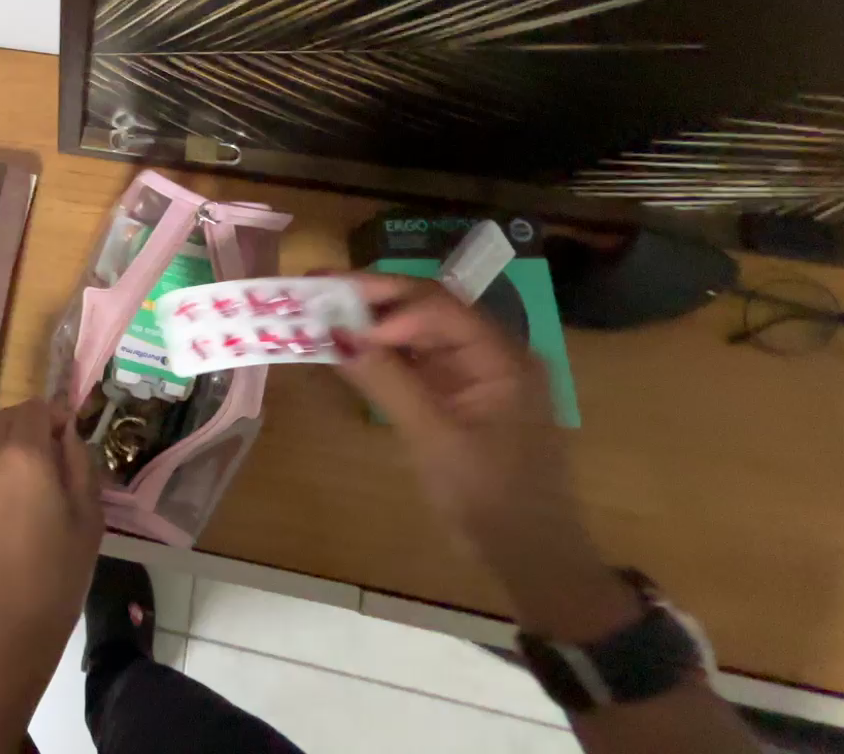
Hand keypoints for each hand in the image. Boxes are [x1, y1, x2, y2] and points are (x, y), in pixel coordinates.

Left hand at [0, 399, 104, 646]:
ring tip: (42, 476)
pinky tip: (22, 493)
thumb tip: (68, 432)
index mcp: (24, 452)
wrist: (5, 624)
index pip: (37, 407)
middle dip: (35, 423)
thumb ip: (79, 461)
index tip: (74, 436)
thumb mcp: (88, 513)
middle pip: (11, 415)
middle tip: (60, 453)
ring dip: (17, 440)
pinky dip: (2, 459)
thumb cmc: (58, 572)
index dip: (58, 414)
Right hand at [333, 272, 637, 640]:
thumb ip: (387, 381)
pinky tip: (342, 346)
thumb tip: (334, 335)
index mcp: (501, 356)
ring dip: (368, 319)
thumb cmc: (490, 498)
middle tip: (314, 286)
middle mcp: (488, 352)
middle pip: (424, 306)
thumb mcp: (435, 439)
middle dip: (371, 296)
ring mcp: (469, 373)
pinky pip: (409, 358)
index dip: (388, 306)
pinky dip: (376, 350)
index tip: (343, 327)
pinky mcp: (451, 393)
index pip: (439, 305)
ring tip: (319, 309)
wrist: (529, 556)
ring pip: (413, 329)